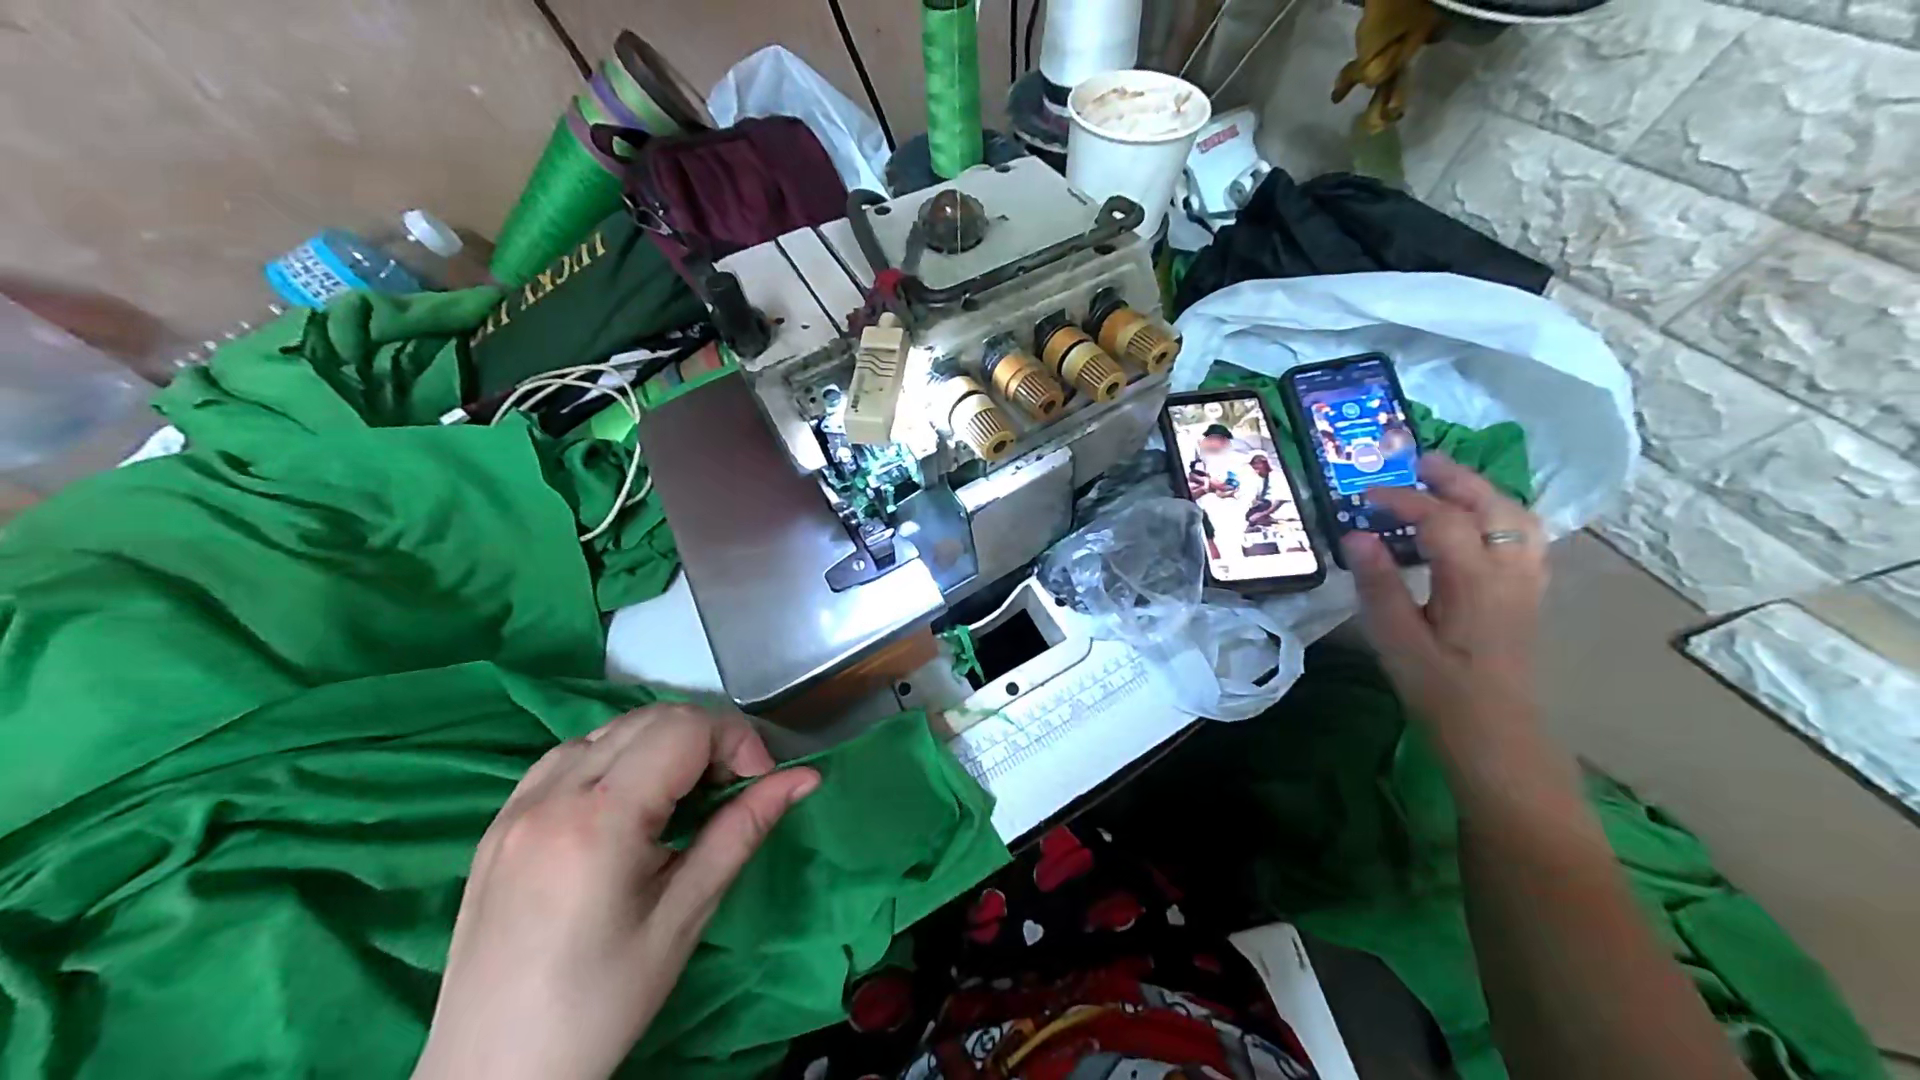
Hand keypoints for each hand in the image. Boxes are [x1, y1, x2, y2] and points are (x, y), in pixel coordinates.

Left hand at [413, 705, 818, 1079]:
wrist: (492, 1073)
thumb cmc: (601, 1003)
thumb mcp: (686, 915)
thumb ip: (744, 829)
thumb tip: (805, 777)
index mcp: (599, 820)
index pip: (685, 728)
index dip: (736, 741)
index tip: (757, 784)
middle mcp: (552, 794)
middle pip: (652, 718)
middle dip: (706, 739)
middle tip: (727, 792)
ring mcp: (518, 803)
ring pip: (612, 727)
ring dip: (662, 744)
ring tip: (681, 799)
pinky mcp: (501, 819)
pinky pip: (570, 753)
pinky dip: (616, 756)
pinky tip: (627, 801)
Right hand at [1342, 453, 1548, 749]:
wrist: (1496, 734)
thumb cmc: (1439, 689)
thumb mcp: (1396, 639)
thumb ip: (1378, 583)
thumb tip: (1356, 534)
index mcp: (1476, 582)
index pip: (1443, 520)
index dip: (1403, 500)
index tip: (1364, 498)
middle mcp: (1511, 573)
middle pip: (1493, 505)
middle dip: (1455, 478)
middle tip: (1416, 463)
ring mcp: (1527, 582)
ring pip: (1518, 517)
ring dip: (1482, 491)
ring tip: (1446, 482)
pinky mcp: (1527, 594)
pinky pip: (1524, 537)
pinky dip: (1498, 515)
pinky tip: (1473, 523)